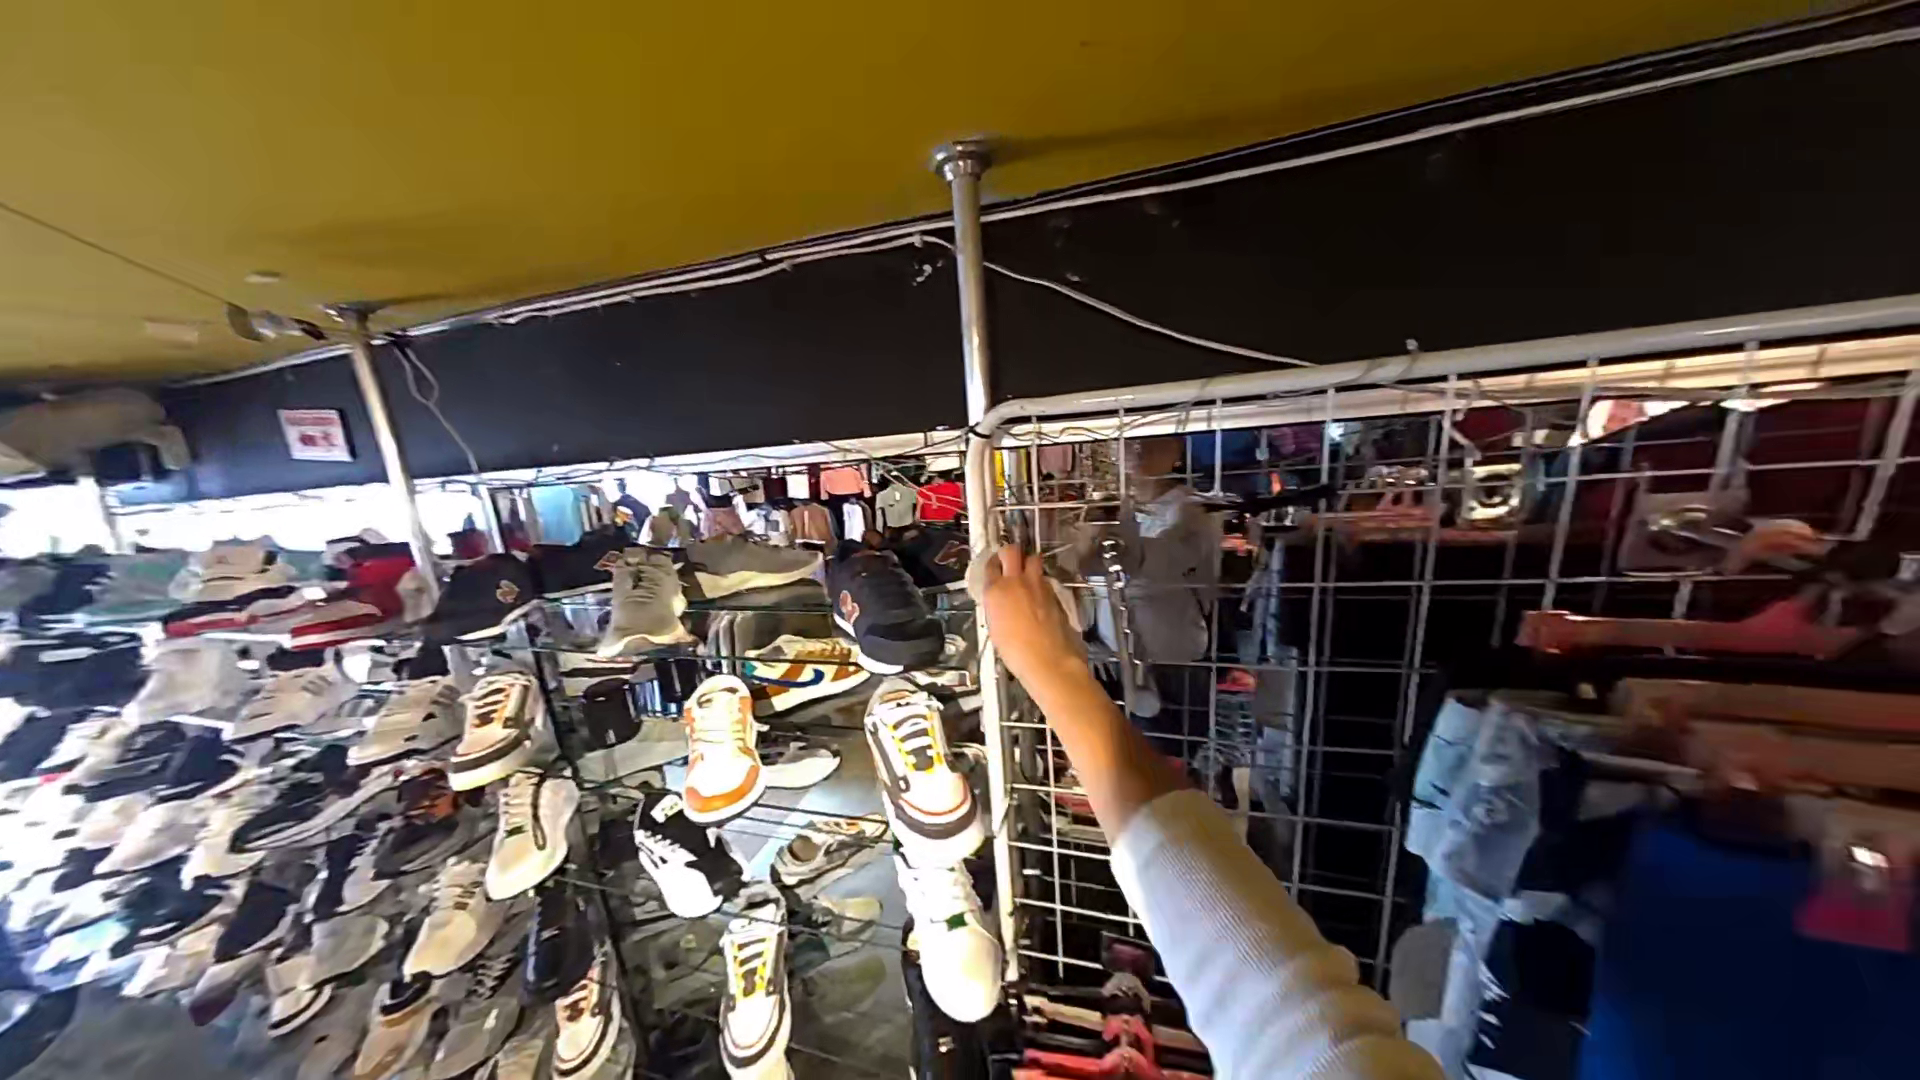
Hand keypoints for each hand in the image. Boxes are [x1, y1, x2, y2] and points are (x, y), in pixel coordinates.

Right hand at [971, 545, 1085, 690]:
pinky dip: (1041, 582)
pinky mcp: (1055, 592)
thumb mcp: (995, 628)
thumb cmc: (1015, 652)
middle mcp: (1016, 581)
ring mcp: (1038, 585)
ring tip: (1027, 576)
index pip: (991, 565)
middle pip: (1012, 551)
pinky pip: (1045, 578)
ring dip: (1029, 563)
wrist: (1049, 660)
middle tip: (1010, 562)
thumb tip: (1000, 599)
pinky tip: (1040, 596)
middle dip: (1010, 553)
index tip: (995, 569)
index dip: (993, 565)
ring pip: (1033, 559)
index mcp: (996, 590)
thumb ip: (996, 606)